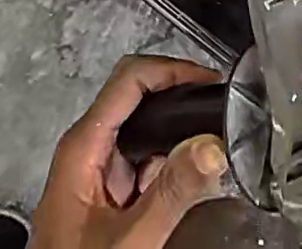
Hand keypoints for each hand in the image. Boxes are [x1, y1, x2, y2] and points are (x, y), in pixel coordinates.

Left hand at [32, 54, 228, 248]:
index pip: (129, 78)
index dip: (171, 70)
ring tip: (213, 129)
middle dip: (177, 91)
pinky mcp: (105, 188)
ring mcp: (95, 166)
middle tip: (217, 102)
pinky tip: (191, 167)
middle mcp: (87, 144)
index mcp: (84, 143)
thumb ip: (171, 192)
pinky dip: (168, 153)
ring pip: (140, 124)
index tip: (209, 80)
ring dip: (175, 124)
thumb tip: (212, 145)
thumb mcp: (131, 240)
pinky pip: (140, 155)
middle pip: (134, 93)